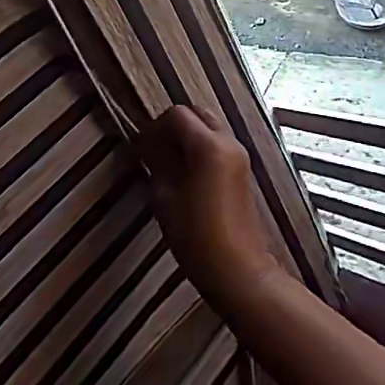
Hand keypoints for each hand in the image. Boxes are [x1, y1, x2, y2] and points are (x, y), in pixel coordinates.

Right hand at [133, 107, 283, 307]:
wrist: (237, 270)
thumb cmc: (195, 234)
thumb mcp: (164, 195)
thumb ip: (157, 161)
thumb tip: (148, 144)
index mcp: (208, 145)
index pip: (177, 114)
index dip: (155, 127)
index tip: (141, 147)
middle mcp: (228, 143)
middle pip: (197, 114)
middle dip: (173, 126)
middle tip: (154, 150)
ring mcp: (239, 157)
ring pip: (209, 128)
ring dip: (187, 137)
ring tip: (168, 164)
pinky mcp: (243, 172)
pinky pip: (218, 145)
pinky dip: (199, 149)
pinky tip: (185, 174)